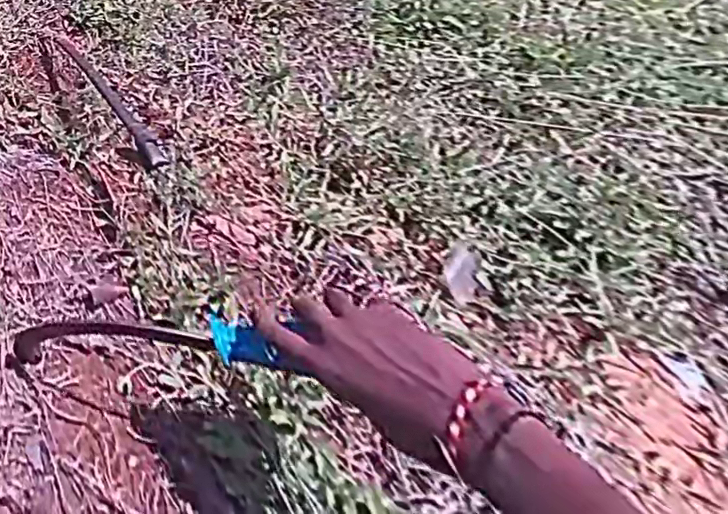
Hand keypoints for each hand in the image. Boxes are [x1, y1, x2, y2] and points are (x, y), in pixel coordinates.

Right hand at [255, 290, 481, 470]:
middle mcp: (335, 336)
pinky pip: (373, 305)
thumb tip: (342, 372)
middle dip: (306, 309)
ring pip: (335, 296)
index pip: (275, 332)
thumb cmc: (417, 431)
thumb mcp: (367, 409)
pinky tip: (395, 333)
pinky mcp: (391, 314)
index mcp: (324, 364)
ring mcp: (363, 320)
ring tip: (355, 320)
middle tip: (316, 318)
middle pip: (303, 304)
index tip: (257, 311)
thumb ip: (344, 381)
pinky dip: (377, 315)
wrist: (469, 418)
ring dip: (338, 306)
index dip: (262, 319)